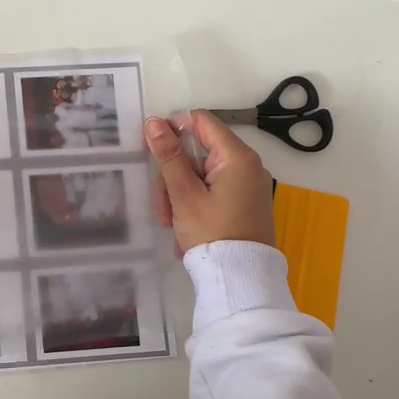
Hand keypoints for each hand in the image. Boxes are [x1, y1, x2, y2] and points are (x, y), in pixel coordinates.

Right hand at [144, 110, 274, 253]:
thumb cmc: (211, 232)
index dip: (173, 129)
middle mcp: (246, 165)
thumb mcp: (183, 193)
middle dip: (172, 173)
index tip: (152, 150)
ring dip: (178, 192)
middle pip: (197, 151)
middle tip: (160, 202)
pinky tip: (182, 224)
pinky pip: (211, 189)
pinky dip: (193, 201)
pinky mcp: (243, 201)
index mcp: (236, 156)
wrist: (240, 278)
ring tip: (168, 220)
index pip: (201, 121)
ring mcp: (246, 184)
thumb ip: (168, 155)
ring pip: (200, 173)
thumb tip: (154, 121)